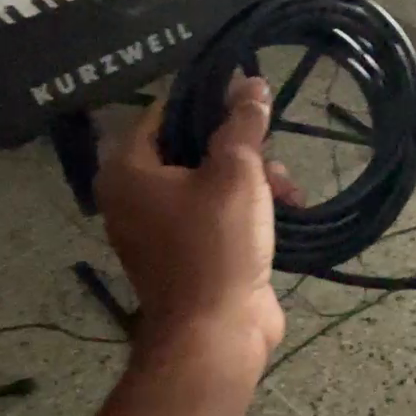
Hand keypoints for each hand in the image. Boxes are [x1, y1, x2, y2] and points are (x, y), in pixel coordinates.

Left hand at [95, 75, 301, 353]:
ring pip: (210, 178)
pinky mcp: (186, 252)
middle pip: (191, 146)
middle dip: (241, 147)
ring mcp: (158, 228)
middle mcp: (133, 196)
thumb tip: (250, 82)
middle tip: (271, 152)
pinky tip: (285, 210)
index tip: (248, 96)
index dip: (207, 99)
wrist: (216, 334)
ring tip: (287, 191)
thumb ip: (243, 122)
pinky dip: (247, 206)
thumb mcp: (236, 171)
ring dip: (254, 178)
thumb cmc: (217, 244)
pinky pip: (215, 211)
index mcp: (128, 170)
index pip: (164, 111)